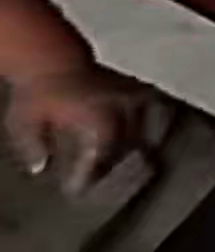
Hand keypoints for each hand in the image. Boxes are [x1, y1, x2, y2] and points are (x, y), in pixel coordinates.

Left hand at [4, 67, 148, 194]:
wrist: (55, 64)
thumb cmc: (39, 94)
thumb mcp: (23, 123)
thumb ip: (32, 146)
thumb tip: (41, 169)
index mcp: (97, 113)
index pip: (103, 147)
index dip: (93, 169)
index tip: (81, 187)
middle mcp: (123, 104)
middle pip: (129, 139)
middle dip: (116, 161)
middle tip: (103, 180)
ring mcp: (138, 96)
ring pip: (147, 127)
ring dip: (136, 146)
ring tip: (127, 162)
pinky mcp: (145, 92)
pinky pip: (154, 114)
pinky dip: (148, 128)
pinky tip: (144, 138)